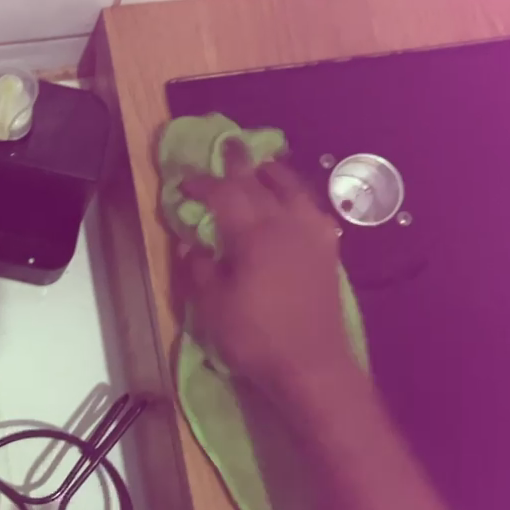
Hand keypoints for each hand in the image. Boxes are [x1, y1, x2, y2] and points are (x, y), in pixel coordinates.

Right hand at [178, 141, 355, 390]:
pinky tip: (292, 204)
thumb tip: (192, 245)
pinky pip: (312, 209)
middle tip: (229, 145)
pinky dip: (296, 197)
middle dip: (240, 165)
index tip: (182, 183)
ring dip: (274, 174)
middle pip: (261, 182)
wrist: (310, 364)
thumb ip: (199, 270)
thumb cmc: (254, 337)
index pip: (224, 194)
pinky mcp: (327, 252)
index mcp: (254, 233)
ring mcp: (313, 235)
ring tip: (263, 167)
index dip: (202, 184)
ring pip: (293, 190)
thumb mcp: (212, 306)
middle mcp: (287, 223)